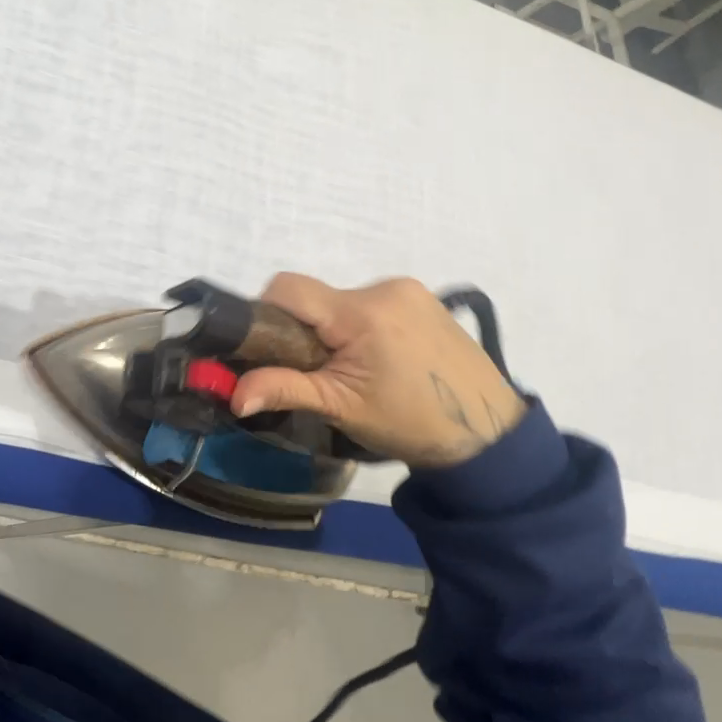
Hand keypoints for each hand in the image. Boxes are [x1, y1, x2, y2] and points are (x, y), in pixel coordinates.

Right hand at [230, 274, 523, 467]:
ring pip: (340, 300)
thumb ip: (283, 389)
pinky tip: (375, 359)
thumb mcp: (340, 407)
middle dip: (301, 330)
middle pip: (314, 297)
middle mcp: (383, 288)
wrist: (487, 433)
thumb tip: (234, 395)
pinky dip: (358, 326)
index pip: (287, 288)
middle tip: (312, 370)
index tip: (267, 348)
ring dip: (331, 329)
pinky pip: (368, 302)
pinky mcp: (422, 298)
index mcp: (361, 312)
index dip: (264, 313)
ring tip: (348, 369)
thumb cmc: (409, 422)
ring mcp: (407, 290)